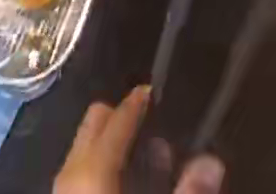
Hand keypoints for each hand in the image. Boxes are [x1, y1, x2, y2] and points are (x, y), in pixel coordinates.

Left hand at [53, 85, 224, 193]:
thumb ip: (187, 193)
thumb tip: (214, 161)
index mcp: (91, 169)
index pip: (117, 120)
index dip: (139, 102)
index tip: (157, 90)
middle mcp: (70, 170)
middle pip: (95, 121)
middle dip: (123, 116)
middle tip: (157, 123)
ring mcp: (61, 188)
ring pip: (86, 144)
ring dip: (114, 143)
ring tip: (152, 156)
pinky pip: (82, 168)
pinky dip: (104, 164)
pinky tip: (131, 181)